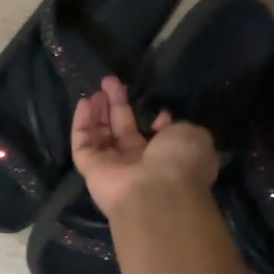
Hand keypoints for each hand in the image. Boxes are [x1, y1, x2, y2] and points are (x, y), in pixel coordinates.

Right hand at [71, 76, 218, 218]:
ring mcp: (111, 167)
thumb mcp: (193, 136)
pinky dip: (81, 125)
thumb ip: (177, 127)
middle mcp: (136, 164)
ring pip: (100, 136)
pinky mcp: (91, 169)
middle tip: (110, 83)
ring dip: (98, 113)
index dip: (155, 124)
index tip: (159, 114)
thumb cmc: (179, 161)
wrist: (155, 191)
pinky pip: (82, 145)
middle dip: (117, 106)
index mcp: (163, 159)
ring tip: (97, 90)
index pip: (153, 140)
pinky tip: (84, 103)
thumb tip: (162, 122)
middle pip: (122, 131)